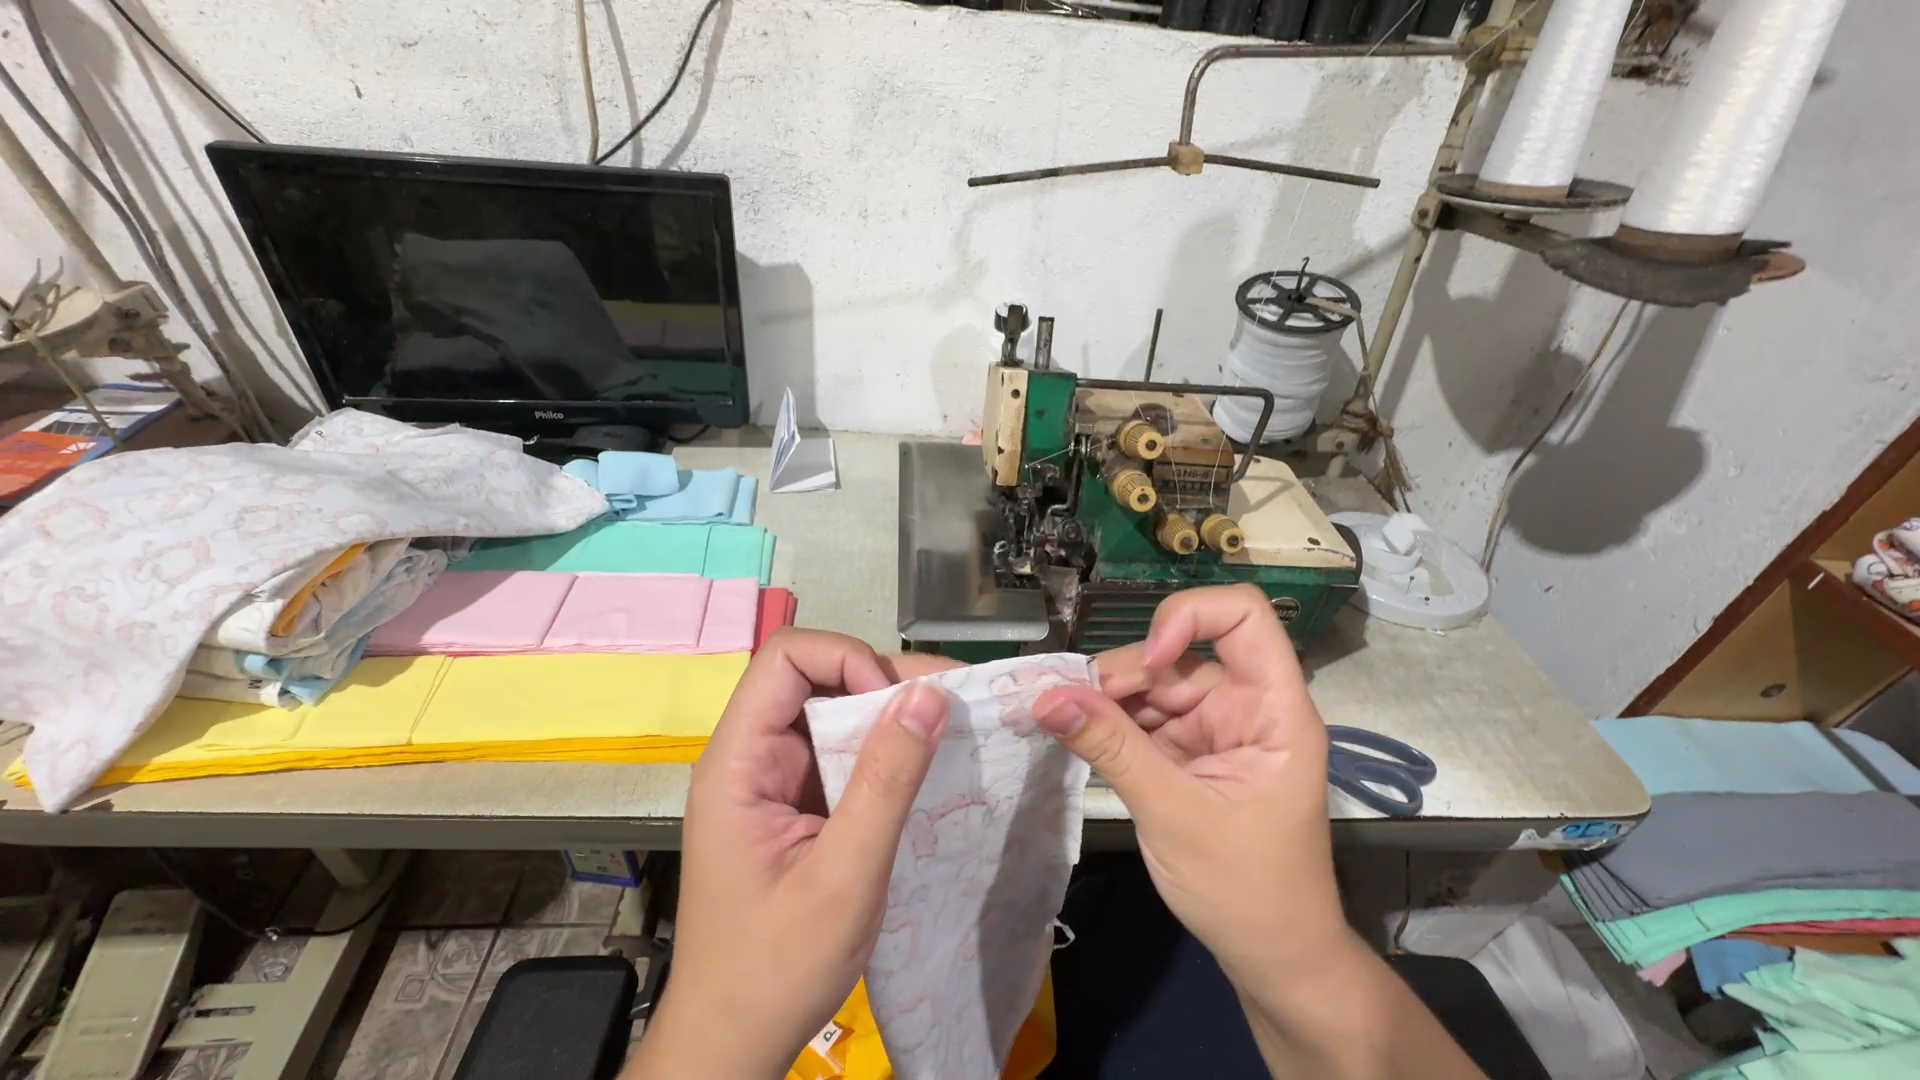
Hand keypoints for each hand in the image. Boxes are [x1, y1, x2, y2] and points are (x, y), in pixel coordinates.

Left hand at [629, 632, 960, 1076]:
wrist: (734, 1042)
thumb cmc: (777, 968)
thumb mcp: (844, 877)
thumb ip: (886, 782)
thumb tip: (930, 695)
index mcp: (738, 762)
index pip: (786, 659)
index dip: (847, 660)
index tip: (899, 706)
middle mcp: (750, 756)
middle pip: (814, 677)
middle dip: (884, 680)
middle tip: (953, 705)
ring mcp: (772, 780)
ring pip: (832, 711)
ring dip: (890, 714)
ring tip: (951, 728)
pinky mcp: (795, 804)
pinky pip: (840, 753)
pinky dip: (885, 750)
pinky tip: (925, 763)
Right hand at [1032, 585, 1346, 977]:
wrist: (1271, 955)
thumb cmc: (1244, 888)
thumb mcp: (1172, 813)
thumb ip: (1111, 749)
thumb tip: (1046, 697)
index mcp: (1273, 709)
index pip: (1243, 617)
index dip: (1189, 616)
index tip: (1147, 661)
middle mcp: (1245, 706)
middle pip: (1179, 653)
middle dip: (1124, 677)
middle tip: (1068, 709)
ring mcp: (1215, 729)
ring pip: (1153, 686)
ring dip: (1109, 702)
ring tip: (1064, 724)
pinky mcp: (1190, 753)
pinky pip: (1145, 719)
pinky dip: (1111, 726)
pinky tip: (1079, 738)